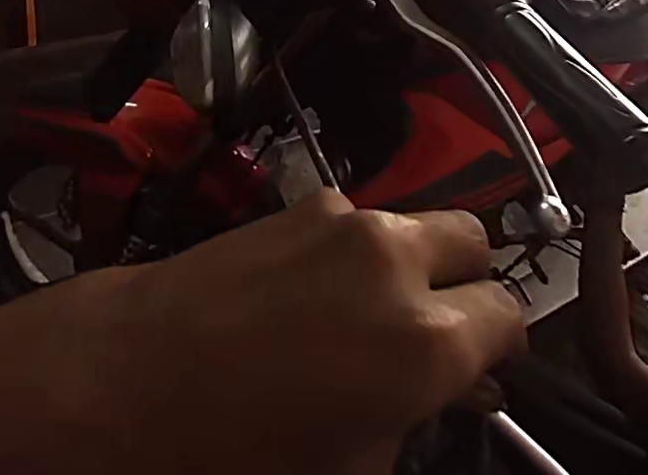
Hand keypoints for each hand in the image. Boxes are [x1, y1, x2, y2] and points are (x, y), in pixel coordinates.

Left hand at [52, 191, 523, 474]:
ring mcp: (352, 218)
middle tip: (439, 321)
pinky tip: (319, 283)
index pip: (510, 315)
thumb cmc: (242, 448)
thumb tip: (452, 382)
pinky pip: (362, 218)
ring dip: (414, 260)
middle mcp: (398, 258)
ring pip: (418, 223)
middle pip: (475, 240)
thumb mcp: (352, 463)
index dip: (500, 343)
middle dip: (469, 280)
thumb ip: (417, 413)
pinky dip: (362, 247)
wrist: (137, 369)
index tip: (483, 361)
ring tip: (371, 304)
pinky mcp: (309, 200)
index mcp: (426, 338)